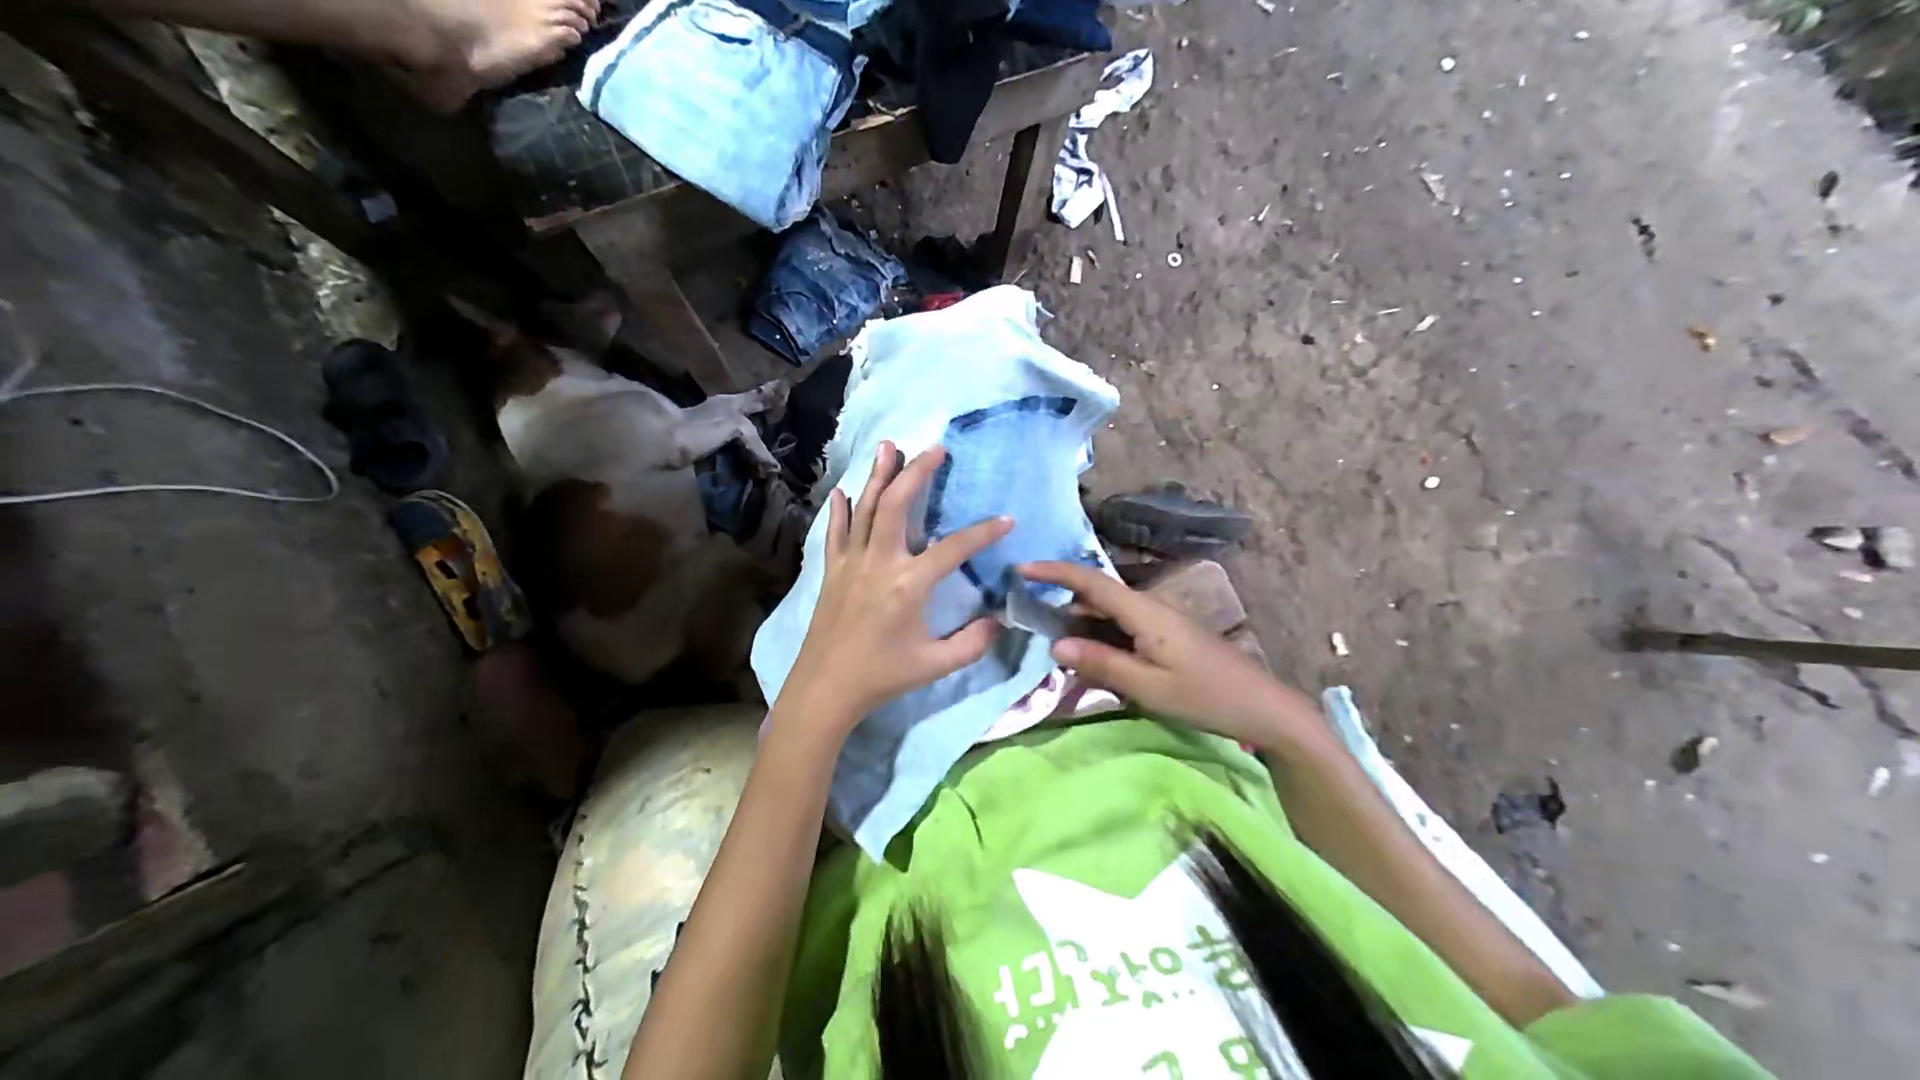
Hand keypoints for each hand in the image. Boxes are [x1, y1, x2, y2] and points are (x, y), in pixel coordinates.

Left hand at [777, 442, 1011, 731]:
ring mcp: (851, 563)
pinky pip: (836, 532)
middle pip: (898, 505)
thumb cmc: (882, 676)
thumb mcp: (934, 665)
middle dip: (917, 473)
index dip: (983, 532)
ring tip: (890, 447)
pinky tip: (843, 491)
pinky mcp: (832, 571)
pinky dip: (841, 510)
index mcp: (908, 585)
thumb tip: (999, 621)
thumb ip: (972, 643)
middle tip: (935, 448)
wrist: (825, 688)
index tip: (1006, 519)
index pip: (953, 548)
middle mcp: (879, 563)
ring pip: (866, 508)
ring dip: (879, 476)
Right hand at [1021, 561, 1330, 753]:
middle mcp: (1149, 607)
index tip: (1020, 569)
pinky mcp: (1165, 636)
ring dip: (1079, 627)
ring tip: (1053, 650)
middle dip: (1060, 605)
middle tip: (1028, 626)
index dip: (1054, 571)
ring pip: (1107, 614)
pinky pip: (1122, 629)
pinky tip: (1090, 663)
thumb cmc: (1206, 697)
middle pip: (1095, 596)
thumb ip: (1101, 662)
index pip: (1090, 581)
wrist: (1263, 707)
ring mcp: (1159, 621)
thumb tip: (1055, 643)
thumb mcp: (1148, 687)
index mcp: (1144, 611)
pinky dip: (1099, 640)